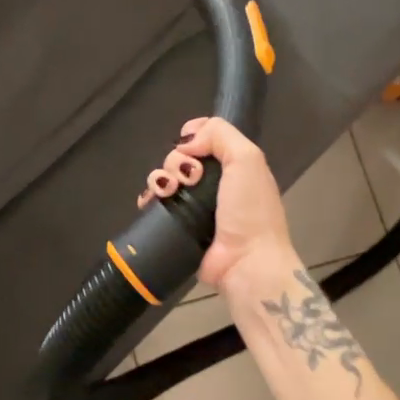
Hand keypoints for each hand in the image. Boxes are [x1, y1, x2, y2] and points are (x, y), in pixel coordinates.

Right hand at [139, 117, 299, 293]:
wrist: (246, 263)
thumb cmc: (251, 210)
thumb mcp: (248, 159)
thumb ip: (221, 135)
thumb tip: (187, 139)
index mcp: (235, 166)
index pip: (207, 139)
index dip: (194, 135)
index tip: (187, 142)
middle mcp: (215, 184)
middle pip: (181, 158)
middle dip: (176, 161)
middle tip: (189, 177)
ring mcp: (195, 206)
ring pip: (166, 179)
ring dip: (160, 178)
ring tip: (166, 191)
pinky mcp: (179, 227)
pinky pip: (157, 205)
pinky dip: (149, 199)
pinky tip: (148, 201)